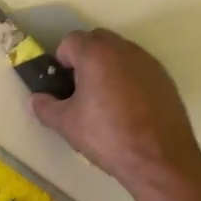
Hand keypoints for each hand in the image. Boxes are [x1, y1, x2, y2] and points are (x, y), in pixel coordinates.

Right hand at [30, 29, 200, 200]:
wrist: (160, 160)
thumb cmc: (108, 137)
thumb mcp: (67, 125)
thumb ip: (46, 108)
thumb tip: (35, 101)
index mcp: (96, 54)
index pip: (71, 40)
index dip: (62, 60)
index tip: (63, 85)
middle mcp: (123, 49)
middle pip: (97, 40)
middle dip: (85, 58)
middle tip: (82, 89)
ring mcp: (147, 62)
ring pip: (120, 52)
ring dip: (108, 66)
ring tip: (106, 100)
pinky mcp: (164, 77)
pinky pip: (139, 67)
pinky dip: (129, 78)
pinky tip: (130, 108)